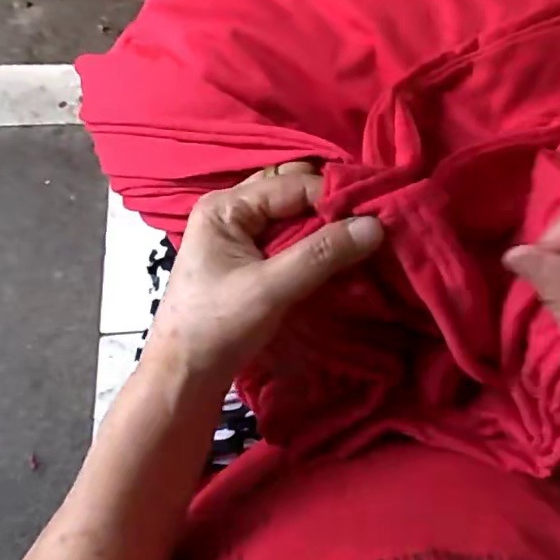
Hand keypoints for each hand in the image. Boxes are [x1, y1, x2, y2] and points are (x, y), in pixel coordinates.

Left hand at [143, 162, 384, 390]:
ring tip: (363, 236)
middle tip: (371, 221)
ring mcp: (240, 234)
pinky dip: (315, 242)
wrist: (184, 375)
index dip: (334, 196)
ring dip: (325, 225)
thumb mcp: (270, 289)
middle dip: (331, 205)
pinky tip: (340, 254)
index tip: (375, 215)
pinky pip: (290, 237)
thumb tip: (374, 225)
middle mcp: (232, 211)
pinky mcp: (250, 258)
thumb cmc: (217, 328)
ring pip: (294, 215)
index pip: (293, 184)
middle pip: (293, 192)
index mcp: (226, 207)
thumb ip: (320, 254)